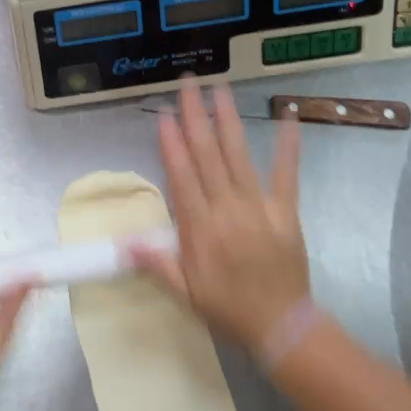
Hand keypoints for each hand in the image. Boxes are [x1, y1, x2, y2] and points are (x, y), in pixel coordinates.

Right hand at [132, 82, 311, 350]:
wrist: (283, 327)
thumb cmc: (227, 307)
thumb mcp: (184, 291)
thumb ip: (156, 263)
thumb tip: (123, 241)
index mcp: (200, 227)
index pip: (181, 175)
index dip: (171, 143)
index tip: (165, 114)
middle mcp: (227, 209)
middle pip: (207, 155)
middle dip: (195, 116)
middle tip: (187, 83)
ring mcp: (258, 207)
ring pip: (238, 155)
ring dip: (227, 119)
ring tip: (219, 88)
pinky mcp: (285, 211)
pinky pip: (287, 173)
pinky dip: (287, 145)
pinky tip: (287, 117)